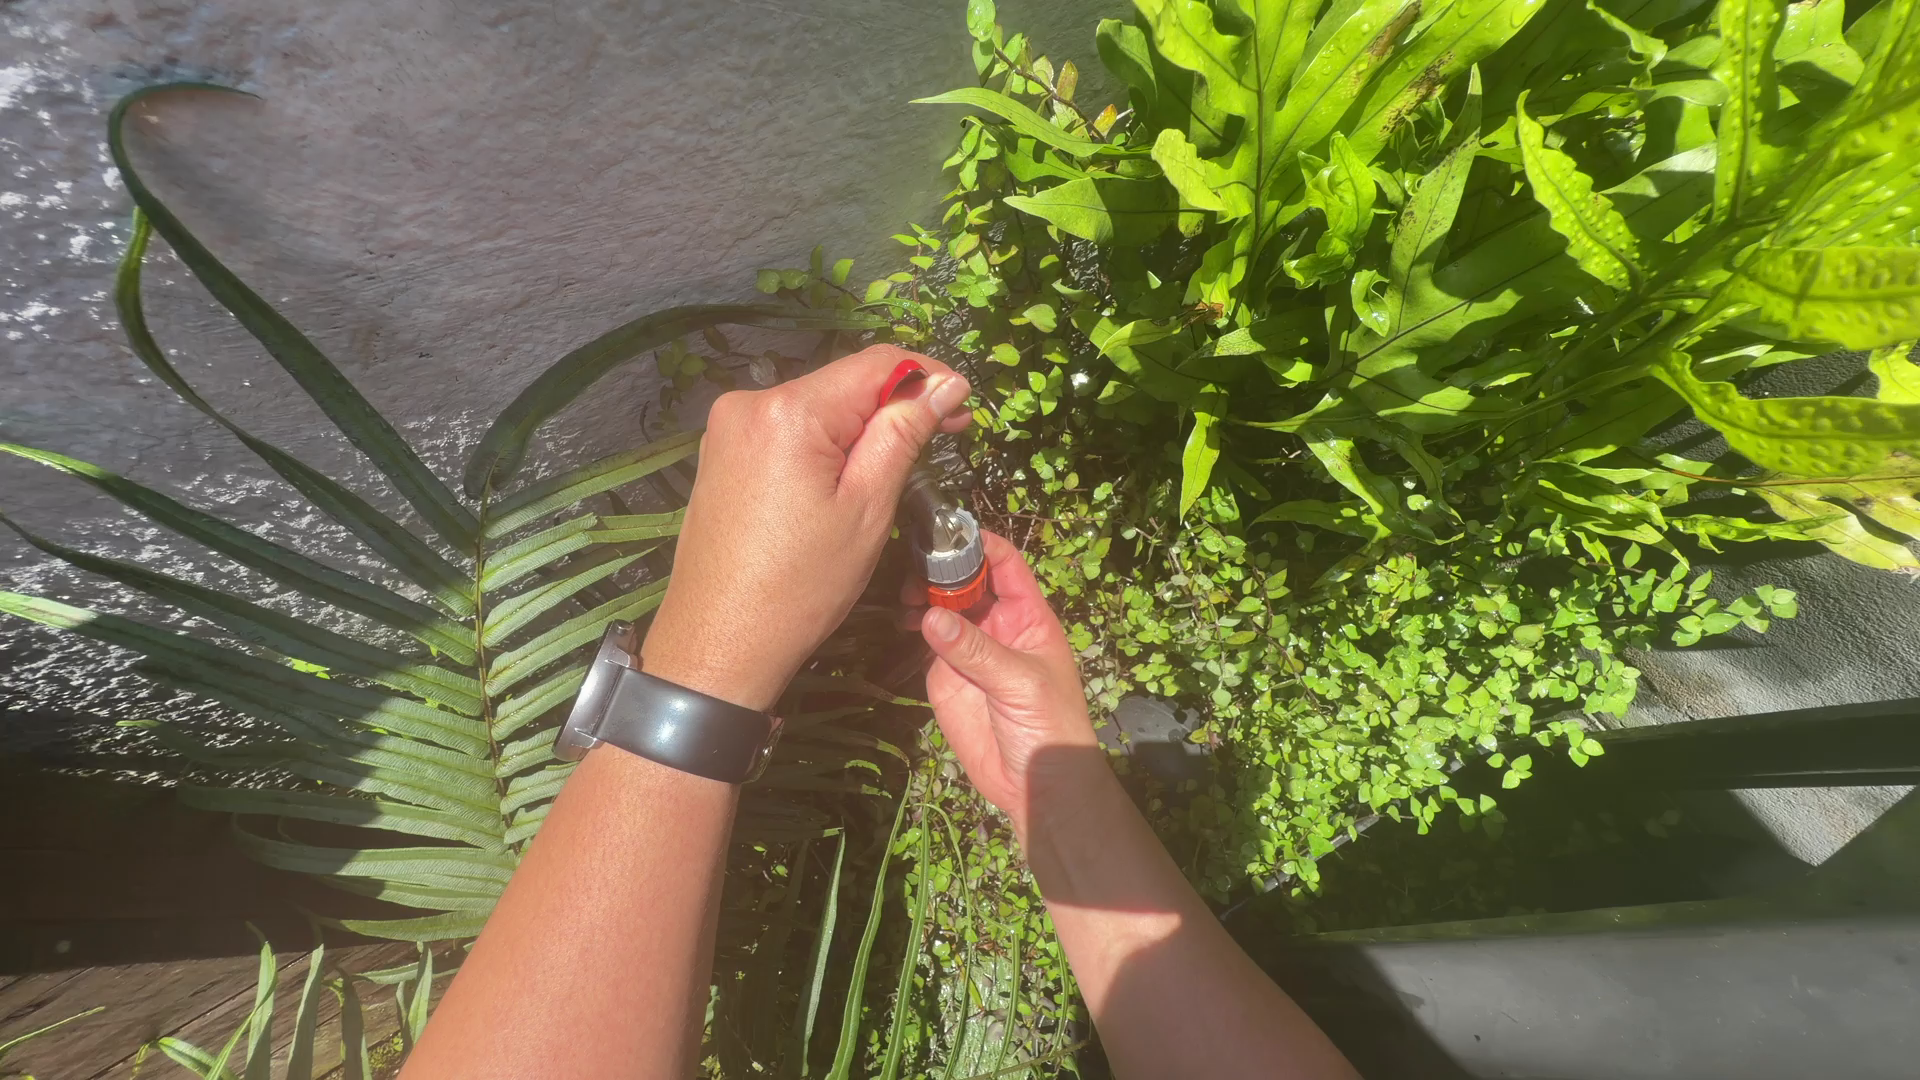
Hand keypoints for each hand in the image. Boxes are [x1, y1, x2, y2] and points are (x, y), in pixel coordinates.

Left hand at [643, 344, 970, 710]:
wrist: (720, 643)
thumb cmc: (802, 586)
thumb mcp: (868, 509)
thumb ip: (904, 434)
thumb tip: (945, 384)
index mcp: (790, 411)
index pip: (876, 364)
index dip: (928, 377)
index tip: (962, 407)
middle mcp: (750, 402)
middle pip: (844, 384)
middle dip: (895, 406)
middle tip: (941, 437)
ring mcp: (729, 428)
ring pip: (818, 408)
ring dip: (861, 428)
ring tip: (891, 473)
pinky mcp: (723, 453)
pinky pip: (789, 431)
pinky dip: (825, 445)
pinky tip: (841, 481)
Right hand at [909, 531, 1101, 836]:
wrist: (1036, 784)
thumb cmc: (1048, 725)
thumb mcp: (1019, 682)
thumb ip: (976, 650)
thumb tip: (929, 615)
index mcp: (1028, 616)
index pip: (1006, 565)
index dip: (982, 544)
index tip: (951, 532)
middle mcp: (997, 624)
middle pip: (968, 580)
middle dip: (943, 567)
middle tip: (915, 566)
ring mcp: (970, 648)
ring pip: (944, 605)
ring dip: (924, 593)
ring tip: (905, 594)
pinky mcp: (946, 673)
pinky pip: (928, 638)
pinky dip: (914, 623)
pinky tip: (903, 618)